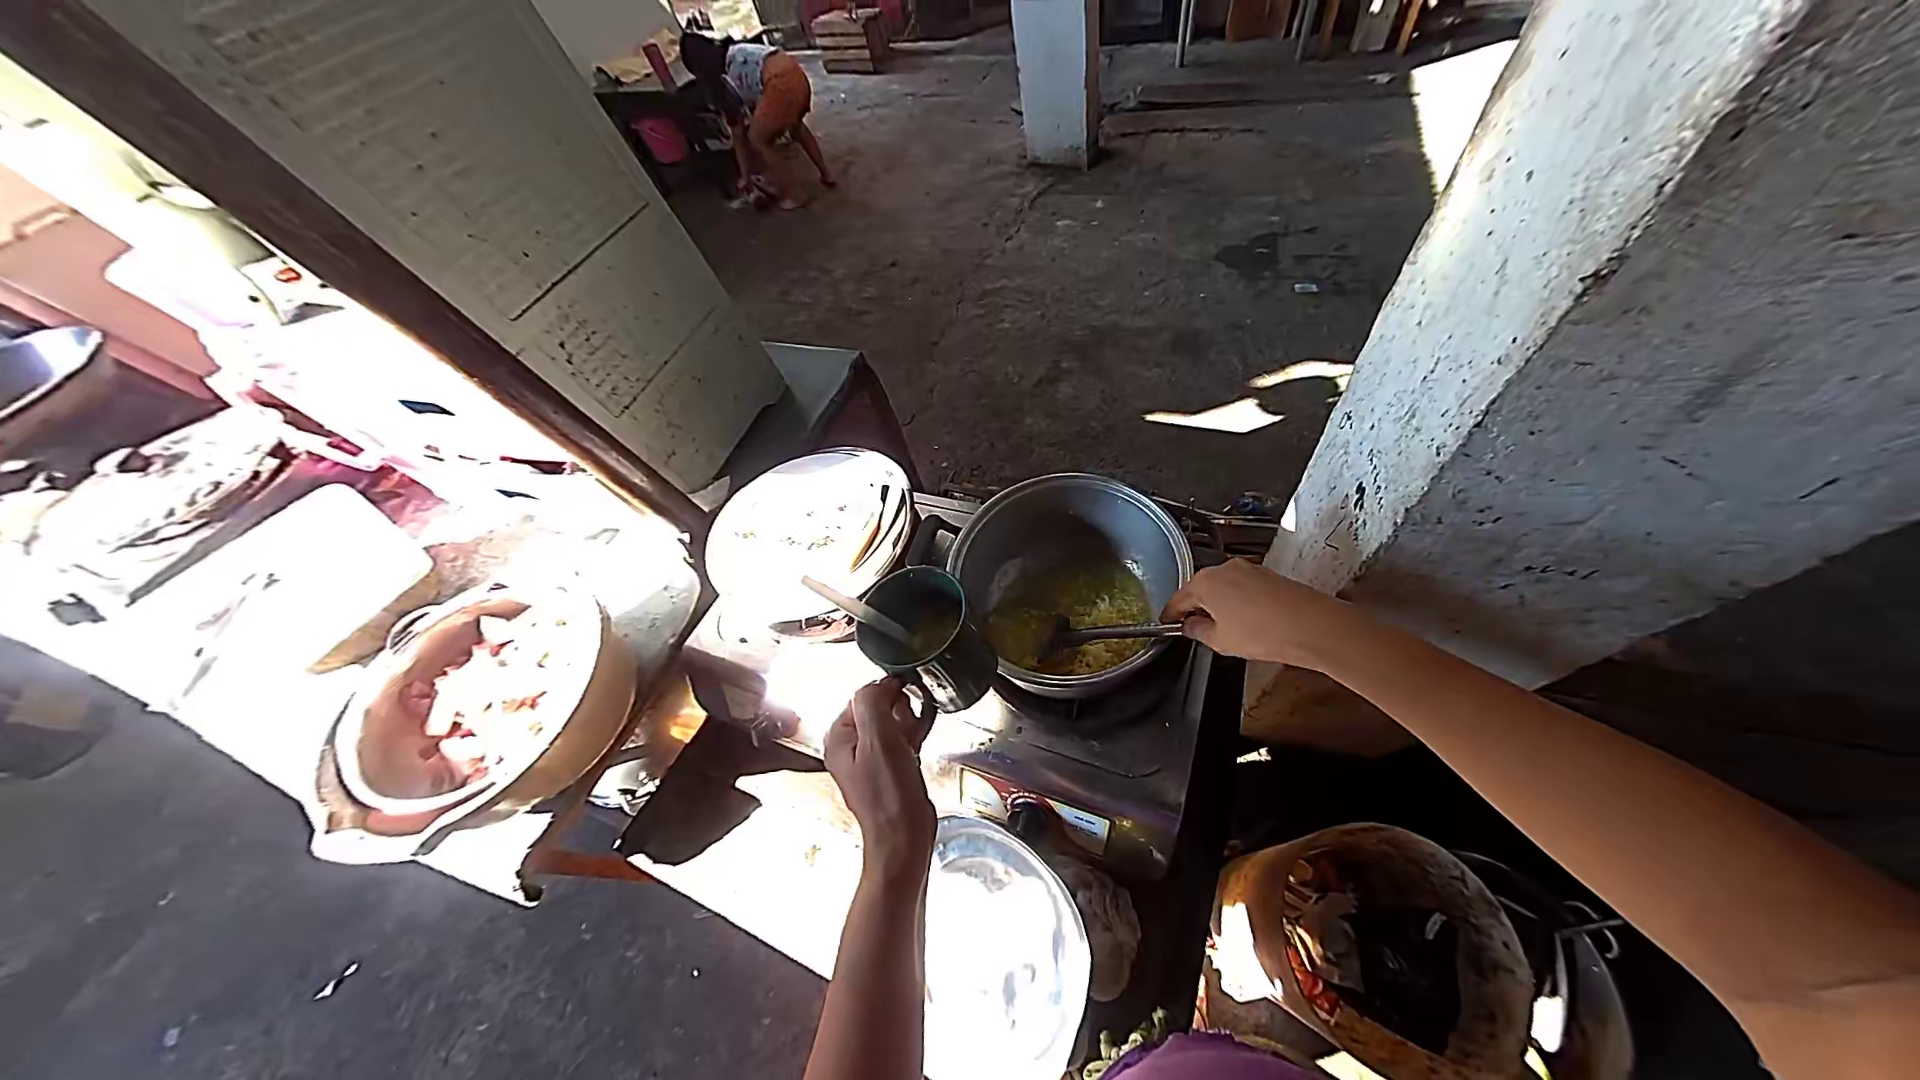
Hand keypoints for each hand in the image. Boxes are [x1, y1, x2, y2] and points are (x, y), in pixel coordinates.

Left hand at [824, 678, 935, 884]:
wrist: (904, 839)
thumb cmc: (889, 796)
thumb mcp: (879, 740)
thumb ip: (873, 704)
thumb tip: (880, 682)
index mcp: (838, 737)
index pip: (863, 695)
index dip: (887, 691)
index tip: (905, 696)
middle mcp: (850, 746)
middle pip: (877, 707)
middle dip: (898, 708)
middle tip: (908, 722)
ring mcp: (870, 759)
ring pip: (892, 722)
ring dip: (907, 720)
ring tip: (915, 733)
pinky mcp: (889, 769)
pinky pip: (900, 739)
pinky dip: (912, 733)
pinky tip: (922, 736)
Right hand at [1161, 559, 1358, 667]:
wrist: (1314, 627)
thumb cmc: (1263, 633)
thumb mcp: (1220, 641)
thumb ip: (1197, 631)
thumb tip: (1190, 625)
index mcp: (1205, 582)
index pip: (1178, 598)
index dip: (1170, 614)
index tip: (1167, 624)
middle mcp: (1224, 569)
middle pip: (1200, 588)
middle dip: (1195, 607)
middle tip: (1193, 629)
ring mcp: (1248, 569)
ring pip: (1222, 587)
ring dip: (1218, 604)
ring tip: (1223, 629)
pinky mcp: (1268, 575)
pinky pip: (1242, 588)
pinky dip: (1238, 602)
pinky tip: (1245, 621)